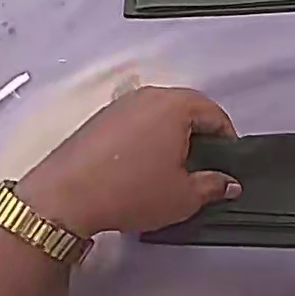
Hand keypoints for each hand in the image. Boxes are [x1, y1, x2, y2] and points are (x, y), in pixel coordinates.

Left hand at [14, 86, 239, 236]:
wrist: (66, 197)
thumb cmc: (121, 190)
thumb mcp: (184, 197)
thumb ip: (213, 186)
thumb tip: (225, 183)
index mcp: (174, 106)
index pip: (215, 114)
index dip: (227, 138)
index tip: (228, 158)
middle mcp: (147, 98)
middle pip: (187, 109)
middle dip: (200, 136)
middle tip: (205, 165)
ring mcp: (120, 106)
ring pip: (159, 115)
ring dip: (172, 137)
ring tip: (172, 171)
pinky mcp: (100, 120)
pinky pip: (135, 123)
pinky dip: (146, 140)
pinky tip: (144, 169)